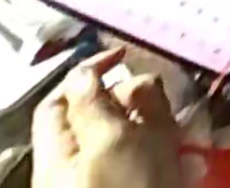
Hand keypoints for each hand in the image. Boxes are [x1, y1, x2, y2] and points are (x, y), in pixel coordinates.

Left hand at [33, 50, 183, 187]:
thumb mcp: (109, 143)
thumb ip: (91, 104)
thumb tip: (81, 70)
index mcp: (57, 154)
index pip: (60, 99)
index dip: (87, 70)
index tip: (123, 53)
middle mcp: (75, 162)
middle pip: (96, 108)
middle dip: (127, 92)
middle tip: (153, 95)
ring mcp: (105, 172)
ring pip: (124, 123)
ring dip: (148, 111)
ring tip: (167, 121)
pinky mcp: (133, 178)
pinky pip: (142, 144)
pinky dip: (158, 133)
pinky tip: (172, 141)